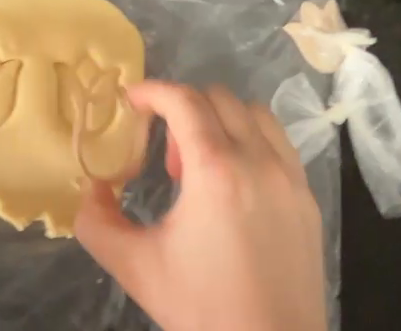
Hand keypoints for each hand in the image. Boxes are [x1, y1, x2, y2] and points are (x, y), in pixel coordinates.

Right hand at [74, 81, 325, 330]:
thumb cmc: (203, 309)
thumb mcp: (135, 267)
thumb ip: (98, 220)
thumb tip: (91, 187)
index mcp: (216, 169)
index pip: (183, 100)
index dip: (152, 91)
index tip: (131, 102)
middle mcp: (258, 160)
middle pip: (217, 98)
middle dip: (183, 111)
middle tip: (168, 160)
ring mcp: (290, 177)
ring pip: (253, 113)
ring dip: (221, 121)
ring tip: (206, 168)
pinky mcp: (308, 198)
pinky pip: (279, 143)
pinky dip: (252, 141)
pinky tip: (236, 183)